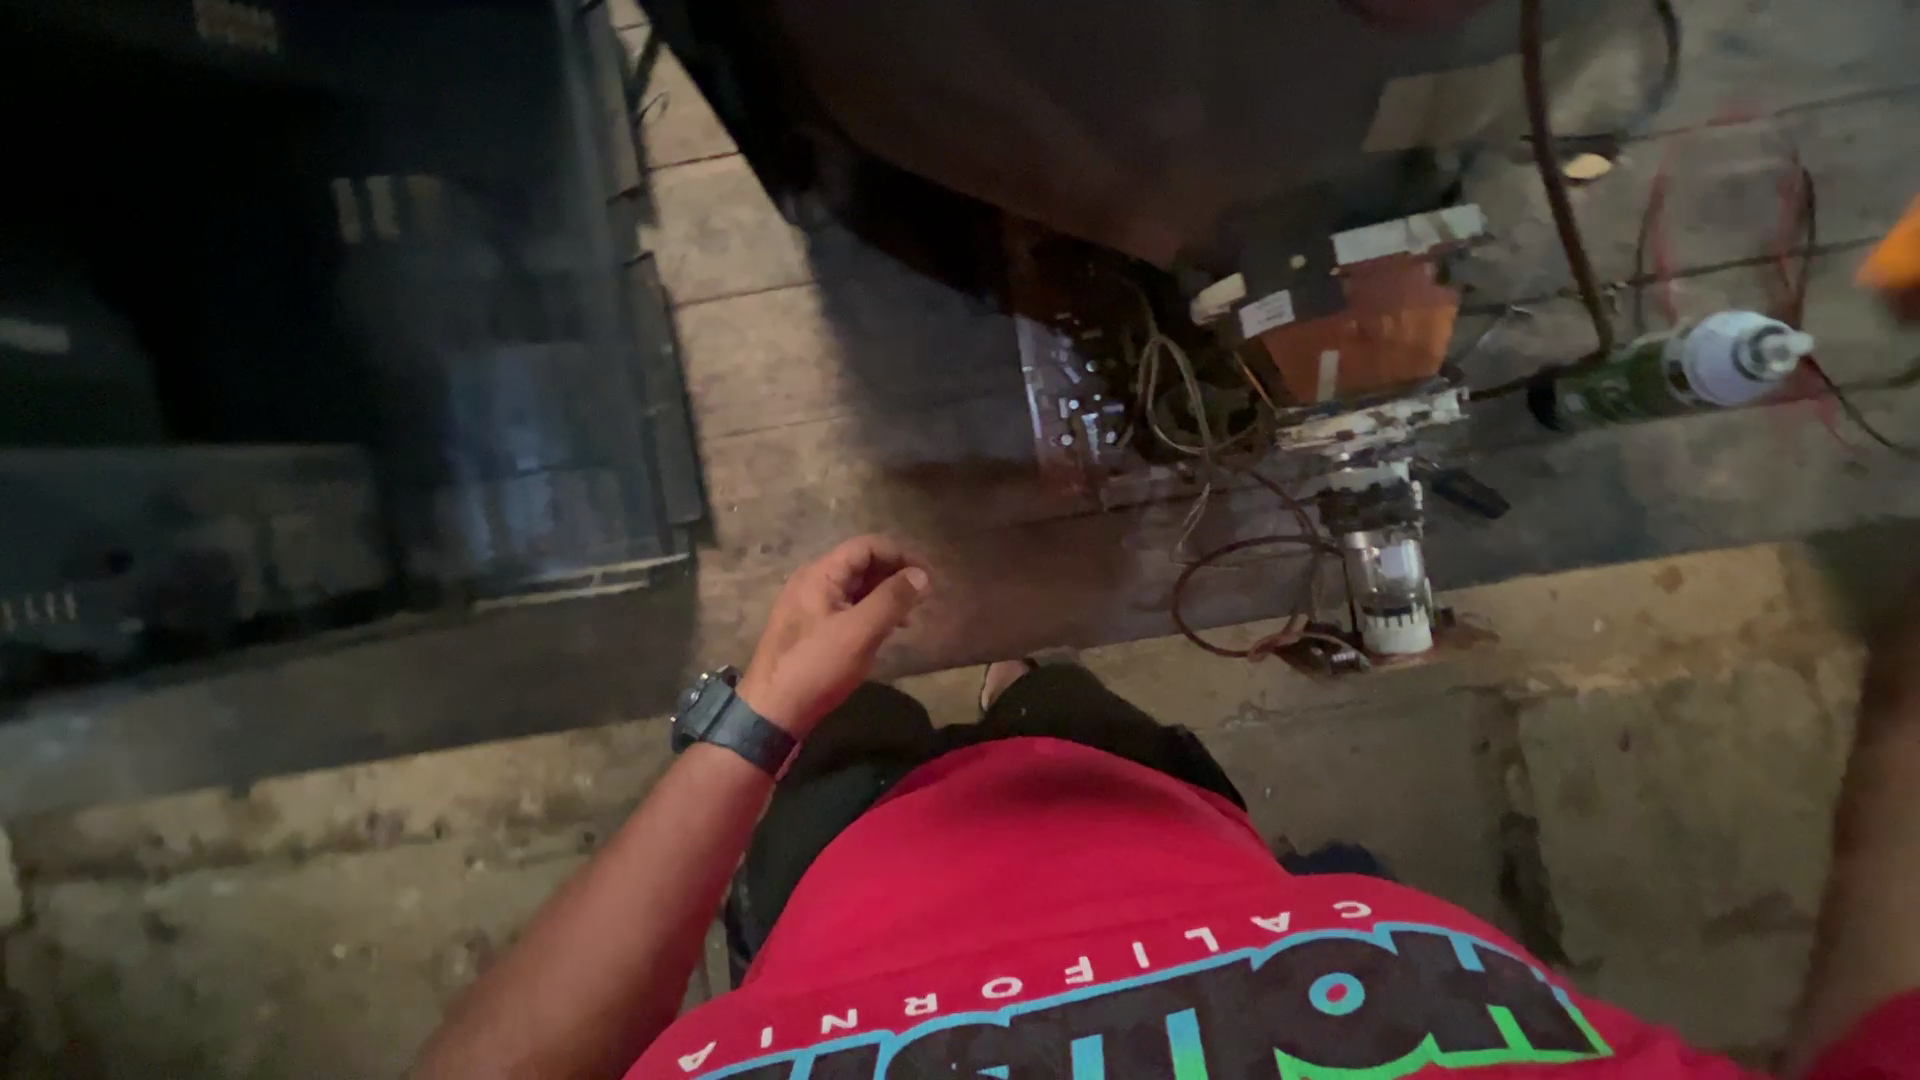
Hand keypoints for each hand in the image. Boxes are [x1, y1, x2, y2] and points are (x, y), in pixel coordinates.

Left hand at [736, 535, 930, 736]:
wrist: (773, 711)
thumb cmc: (817, 666)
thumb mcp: (861, 631)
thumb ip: (892, 599)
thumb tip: (921, 575)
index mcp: (820, 573)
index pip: (867, 546)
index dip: (900, 555)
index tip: (927, 578)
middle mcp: (812, 581)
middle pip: (861, 563)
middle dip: (894, 576)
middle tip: (922, 599)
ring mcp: (810, 605)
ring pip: (856, 587)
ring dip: (885, 596)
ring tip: (908, 619)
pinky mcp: (811, 628)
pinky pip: (847, 607)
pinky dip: (870, 612)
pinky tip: (885, 632)